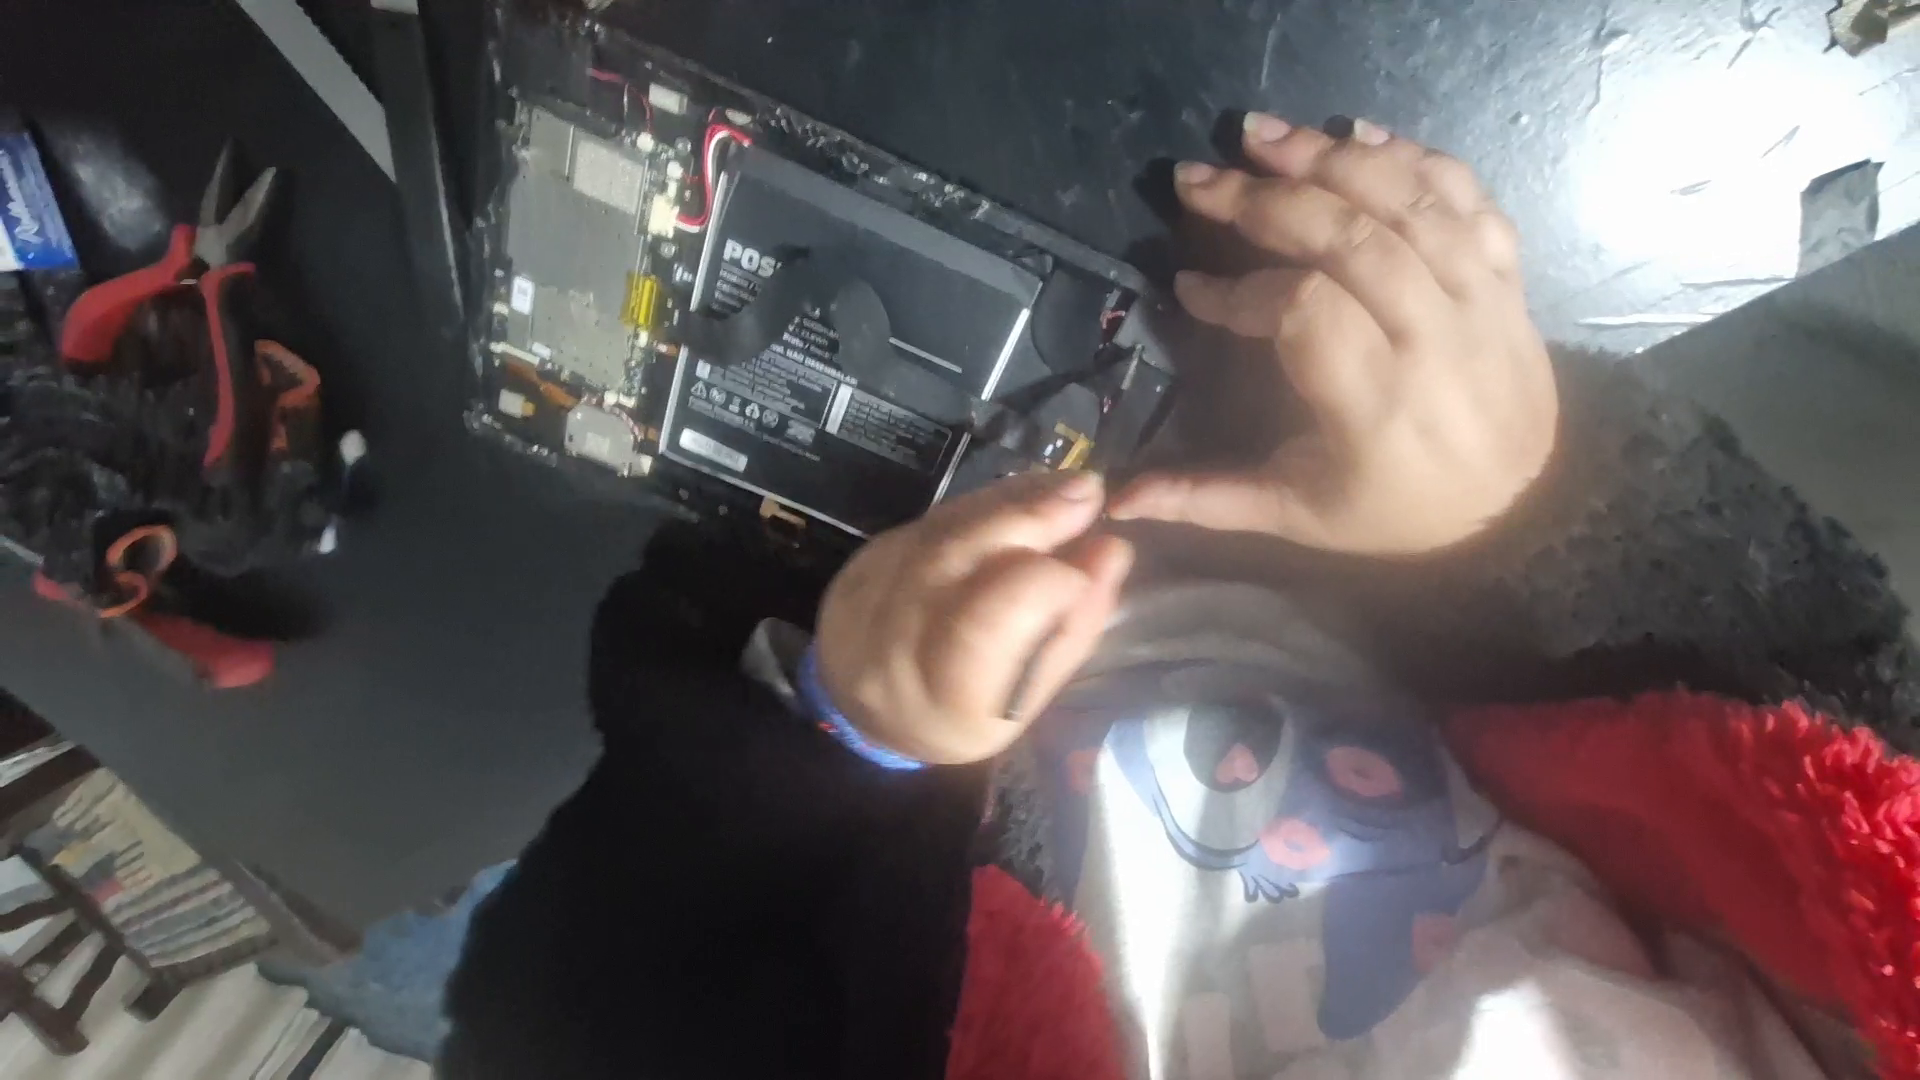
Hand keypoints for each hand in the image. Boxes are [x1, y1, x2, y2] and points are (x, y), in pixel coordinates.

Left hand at [816, 471, 1133, 764]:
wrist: (868, 704)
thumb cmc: (961, 714)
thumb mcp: (1025, 698)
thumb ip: (1072, 630)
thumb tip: (1112, 553)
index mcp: (942, 691)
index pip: (986, 621)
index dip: (1046, 583)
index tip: (1096, 558)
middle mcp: (896, 635)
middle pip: (960, 556)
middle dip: (1032, 517)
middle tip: (1089, 492)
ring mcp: (874, 585)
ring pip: (949, 525)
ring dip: (1013, 498)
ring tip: (1067, 488)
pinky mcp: (871, 552)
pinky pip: (938, 515)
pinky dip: (987, 500)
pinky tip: (1026, 494)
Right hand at [1111, 115, 1558, 555]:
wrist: (1521, 509)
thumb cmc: (1392, 514)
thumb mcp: (1293, 515)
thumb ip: (1206, 500)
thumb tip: (1118, 501)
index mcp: (1373, 402)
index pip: (1302, 310)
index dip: (1237, 290)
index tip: (1189, 287)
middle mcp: (1433, 337)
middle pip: (1349, 238)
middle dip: (1264, 200)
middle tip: (1196, 180)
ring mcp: (1478, 298)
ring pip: (1405, 202)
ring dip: (1326, 158)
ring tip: (1258, 136)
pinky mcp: (1504, 277)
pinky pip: (1463, 195)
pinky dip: (1409, 156)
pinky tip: (1355, 134)